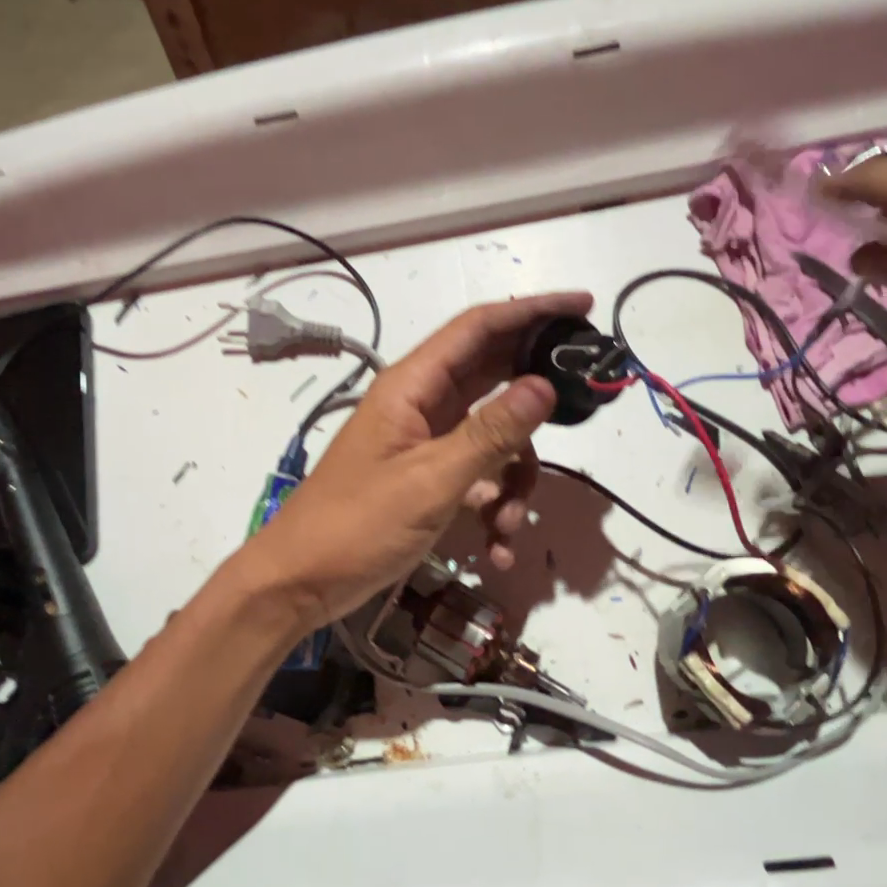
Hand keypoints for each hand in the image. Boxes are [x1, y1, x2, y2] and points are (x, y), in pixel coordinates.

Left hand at [241, 292, 593, 626]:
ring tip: (509, 526)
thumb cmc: (358, 525)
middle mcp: (422, 404)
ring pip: (494, 438)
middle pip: (493, 377)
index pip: (479, 327)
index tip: (582, 305)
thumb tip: (544, 384)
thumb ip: (491, 432)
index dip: (531, 310)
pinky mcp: (428, 479)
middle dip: (536, 395)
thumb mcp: (432, 480)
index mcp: (413, 386)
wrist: (302, 582)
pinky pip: (478, 478)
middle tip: (584, 398)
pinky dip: (494, 508)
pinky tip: (495, 549)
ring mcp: (425, 443)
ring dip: (514, 480)